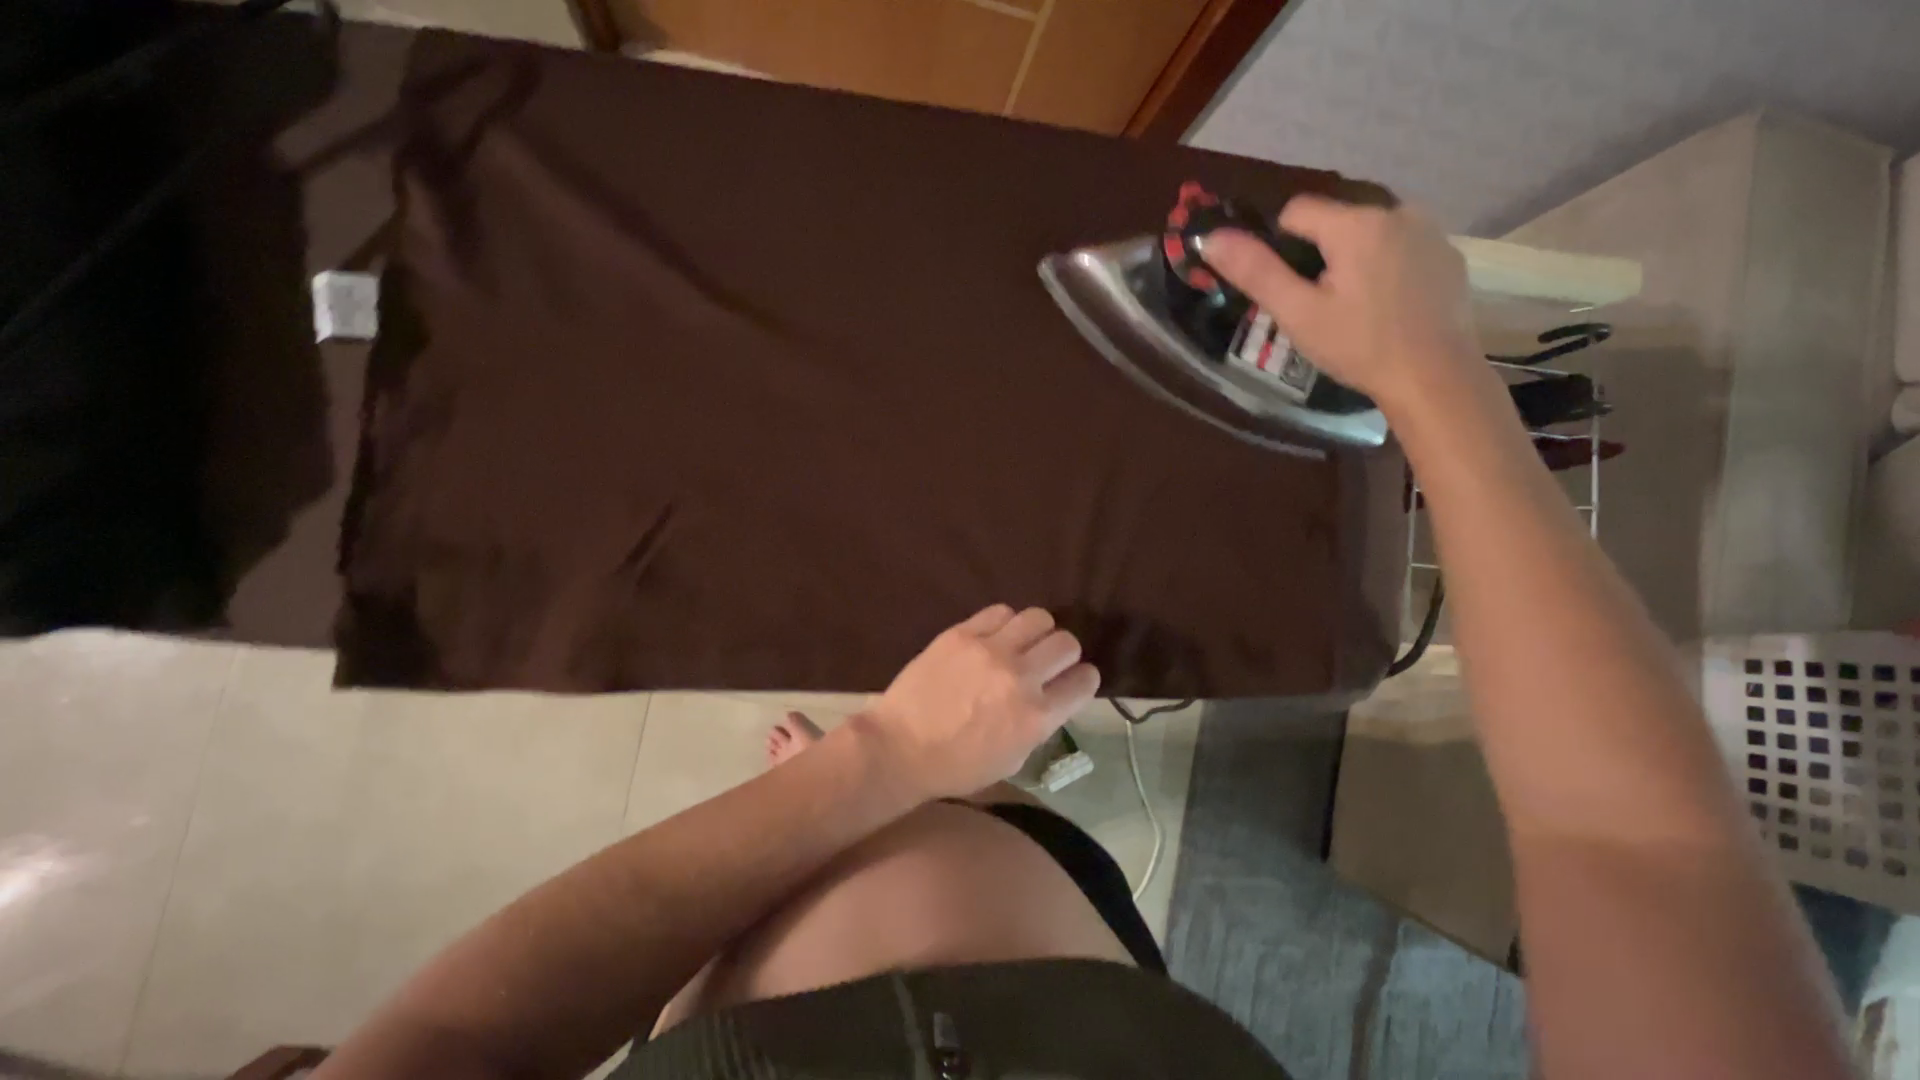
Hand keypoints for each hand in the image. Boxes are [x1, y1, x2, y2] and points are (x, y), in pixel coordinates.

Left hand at [856, 605, 1099, 800]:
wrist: (900, 747)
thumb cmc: (956, 766)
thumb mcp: (1012, 759)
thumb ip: (1037, 725)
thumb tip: (1048, 700)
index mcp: (1037, 716)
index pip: (1084, 681)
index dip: (1083, 679)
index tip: (1073, 680)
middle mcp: (1021, 677)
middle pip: (1067, 644)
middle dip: (1064, 654)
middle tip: (1046, 662)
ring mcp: (991, 651)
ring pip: (1039, 618)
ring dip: (1037, 632)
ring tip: (1022, 643)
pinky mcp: (963, 633)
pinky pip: (1000, 612)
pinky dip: (1005, 623)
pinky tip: (994, 637)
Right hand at [1201, 196, 1482, 405]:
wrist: (1435, 378)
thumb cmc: (1360, 346)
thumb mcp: (1298, 313)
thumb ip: (1256, 271)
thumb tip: (1211, 237)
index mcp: (1355, 223)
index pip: (1296, 211)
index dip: (1282, 248)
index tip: (1291, 290)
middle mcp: (1396, 211)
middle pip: (1335, 223)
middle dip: (1320, 256)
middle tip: (1322, 308)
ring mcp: (1429, 231)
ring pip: (1369, 235)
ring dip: (1354, 260)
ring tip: (1356, 309)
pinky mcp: (1448, 255)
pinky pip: (1402, 249)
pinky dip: (1388, 269)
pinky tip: (1389, 308)